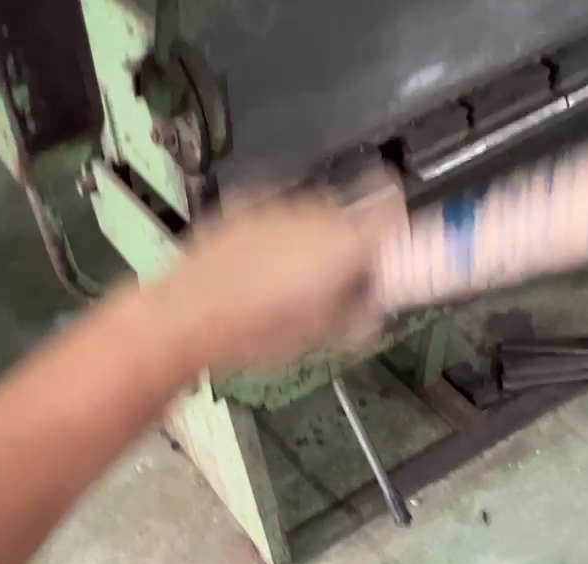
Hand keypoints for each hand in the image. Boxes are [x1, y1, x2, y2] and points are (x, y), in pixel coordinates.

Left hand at [146, 191, 387, 375]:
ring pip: (313, 213)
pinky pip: (275, 215)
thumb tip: (370, 308)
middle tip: (336, 282)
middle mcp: (317, 210)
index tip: (388, 260)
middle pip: (353, 213)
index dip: (396, 235)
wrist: (191, 315)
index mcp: (347, 241)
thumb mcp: (320, 335)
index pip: (395, 210)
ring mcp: (278, 204)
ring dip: (312, 239)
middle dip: (350, 243)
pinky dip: (277, 234)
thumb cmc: (257, 331)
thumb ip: (357, 312)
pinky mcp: (243, 205)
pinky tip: (260, 268)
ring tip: (290, 282)